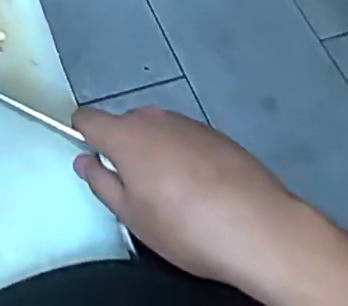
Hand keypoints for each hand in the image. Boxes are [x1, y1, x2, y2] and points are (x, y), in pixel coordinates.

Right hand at [71, 109, 347, 304]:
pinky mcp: (217, 135)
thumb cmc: (187, 226)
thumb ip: (100, 183)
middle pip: (124, 125)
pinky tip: (207, 192)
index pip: (86, 118)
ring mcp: (187, 123)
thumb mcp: (132, 217)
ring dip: (157, 152)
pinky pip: (187, 140)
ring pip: (157, 132)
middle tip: (141, 189)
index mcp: (123, 134)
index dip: (84, 136)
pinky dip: (188, 157)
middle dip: (125, 149)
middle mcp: (151, 118)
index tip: (95, 160)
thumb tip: (85, 162)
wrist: (263, 230)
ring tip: (180, 195)